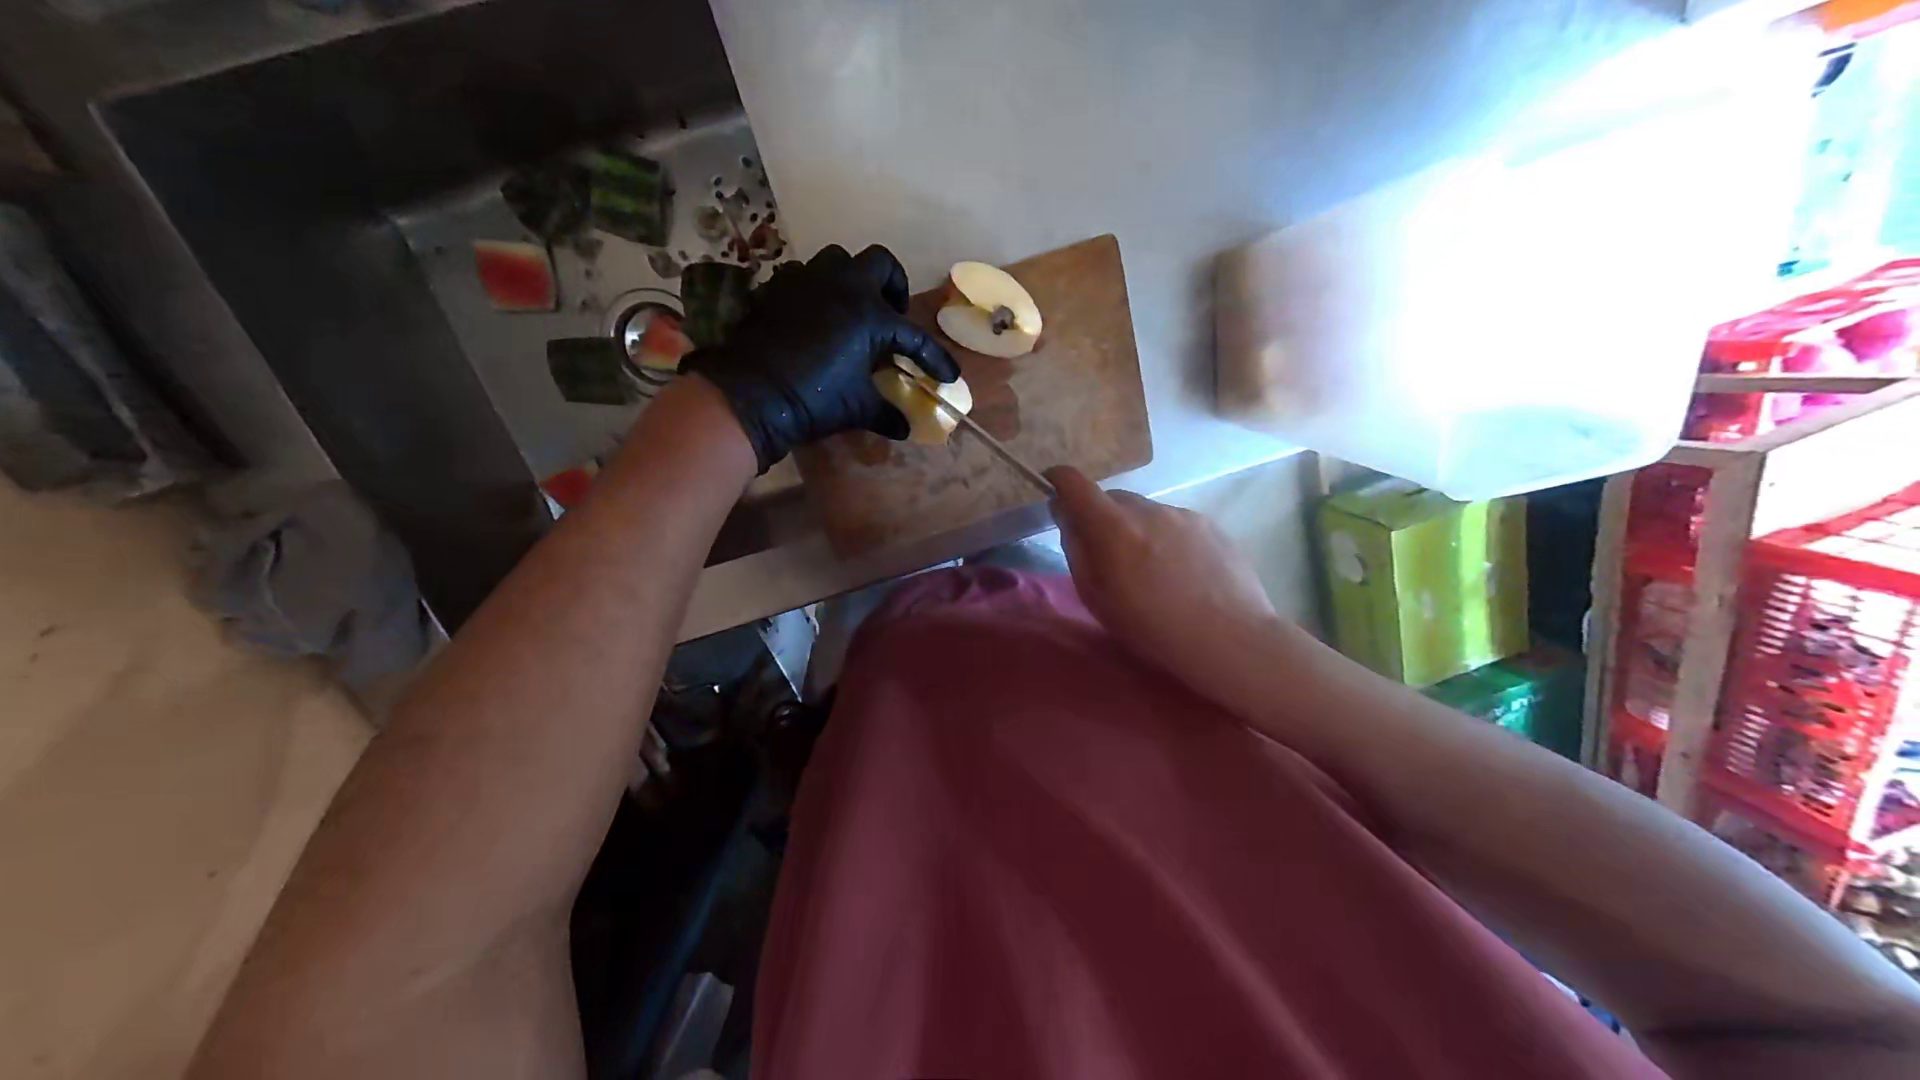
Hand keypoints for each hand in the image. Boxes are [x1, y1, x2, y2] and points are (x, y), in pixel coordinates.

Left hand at [681, 244, 958, 471]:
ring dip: (850, 280)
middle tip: (891, 313)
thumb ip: (885, 413)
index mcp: (871, 315)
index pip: (913, 336)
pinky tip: (813, 317)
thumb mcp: (858, 409)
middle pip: (881, 263)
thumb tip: (904, 428)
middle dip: (892, 285)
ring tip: (850, 309)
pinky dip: (814, 291)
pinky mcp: (777, 287)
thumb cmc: (814, 400)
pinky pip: (802, 276)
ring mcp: (807, 281)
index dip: (934, 358)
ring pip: (838, 260)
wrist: (752, 394)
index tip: (947, 375)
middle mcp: (844, 287)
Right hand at [1046, 465, 1284, 691]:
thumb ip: (1076, 550)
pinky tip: (1179, 572)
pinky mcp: (1210, 524)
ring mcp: (1182, 514)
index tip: (1053, 488)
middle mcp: (1148, 509)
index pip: (1075, 484)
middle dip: (1101, 517)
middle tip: (1106, 554)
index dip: (1059, 480)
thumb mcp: (1097, 598)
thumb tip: (1067, 517)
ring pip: (1145, 512)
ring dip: (1136, 529)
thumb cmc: (1153, 629)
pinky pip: (1174, 523)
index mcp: (1114, 527)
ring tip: (1150, 570)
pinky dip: (1165, 538)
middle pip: (1112, 499)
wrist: (1231, 640)